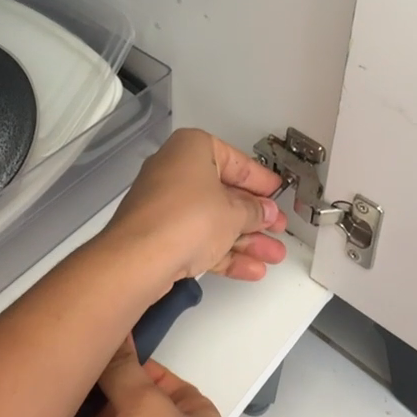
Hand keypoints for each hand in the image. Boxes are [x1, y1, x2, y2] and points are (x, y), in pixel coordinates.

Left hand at [102, 128, 287, 283]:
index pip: (237, 161)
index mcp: (192, 148)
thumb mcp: (234, 212)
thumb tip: (265, 212)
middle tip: (278, 228)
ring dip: (245, 238)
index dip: (261, 180)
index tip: (277, 192)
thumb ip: (254, 211)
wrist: (139, 259)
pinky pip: (198, 239)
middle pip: (224, 193)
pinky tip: (251, 268)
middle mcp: (176, 170)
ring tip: (272, 254)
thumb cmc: (186, 219)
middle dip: (255, 215)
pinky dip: (224, 251)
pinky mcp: (160, 234)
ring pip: (213, 219)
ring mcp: (165, 204)